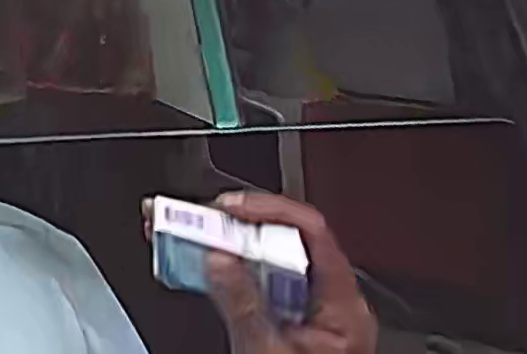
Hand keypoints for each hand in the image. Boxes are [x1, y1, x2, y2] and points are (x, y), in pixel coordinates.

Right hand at [154, 192, 376, 353]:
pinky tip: (191, 259)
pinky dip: (221, 265)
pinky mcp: (281, 317)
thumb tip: (218, 256)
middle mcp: (327, 301)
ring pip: (261, 255)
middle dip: (233, 223)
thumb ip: (244, 307)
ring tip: (184, 229)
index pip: (311, 231)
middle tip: (197, 217)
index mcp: (342, 308)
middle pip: (281, 237)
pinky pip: (250, 277)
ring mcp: (304, 309)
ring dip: (221, 240)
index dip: (269, 210)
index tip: (229, 209)